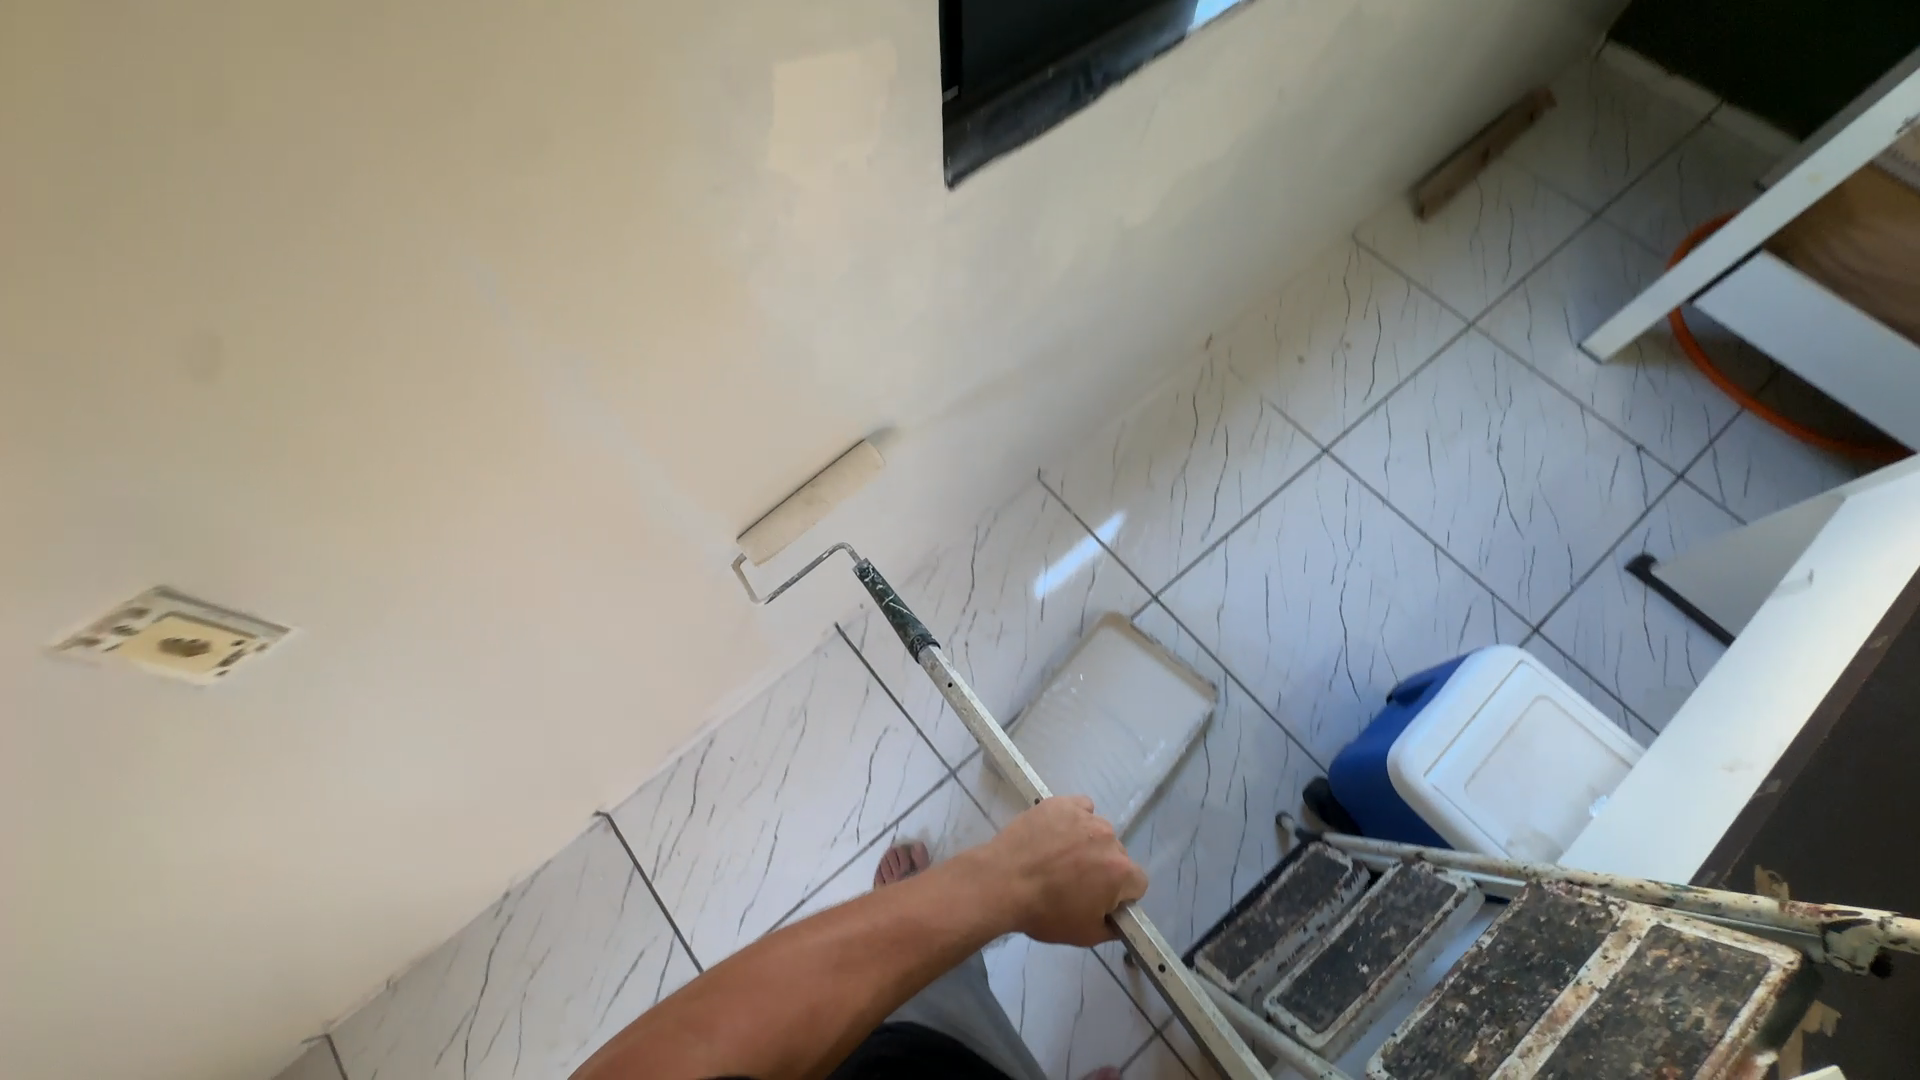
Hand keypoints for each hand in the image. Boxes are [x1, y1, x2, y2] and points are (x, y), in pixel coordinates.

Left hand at [965, 796, 1147, 946]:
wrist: (1002, 881)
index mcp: (1121, 872)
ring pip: (1098, 832)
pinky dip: (1075, 818)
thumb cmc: (1044, 912)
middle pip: (1117, 855)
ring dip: (1088, 842)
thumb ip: (1112, 926)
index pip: (1137, 883)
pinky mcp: (1062, 803)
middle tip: (1074, 880)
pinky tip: (1057, 832)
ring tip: (1059, 856)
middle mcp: (1109, 839)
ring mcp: (1085, 817)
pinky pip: (1081, 808)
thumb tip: (1117, 917)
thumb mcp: (1085, 934)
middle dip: (1103, 867)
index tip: (1099, 900)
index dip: (1120, 895)